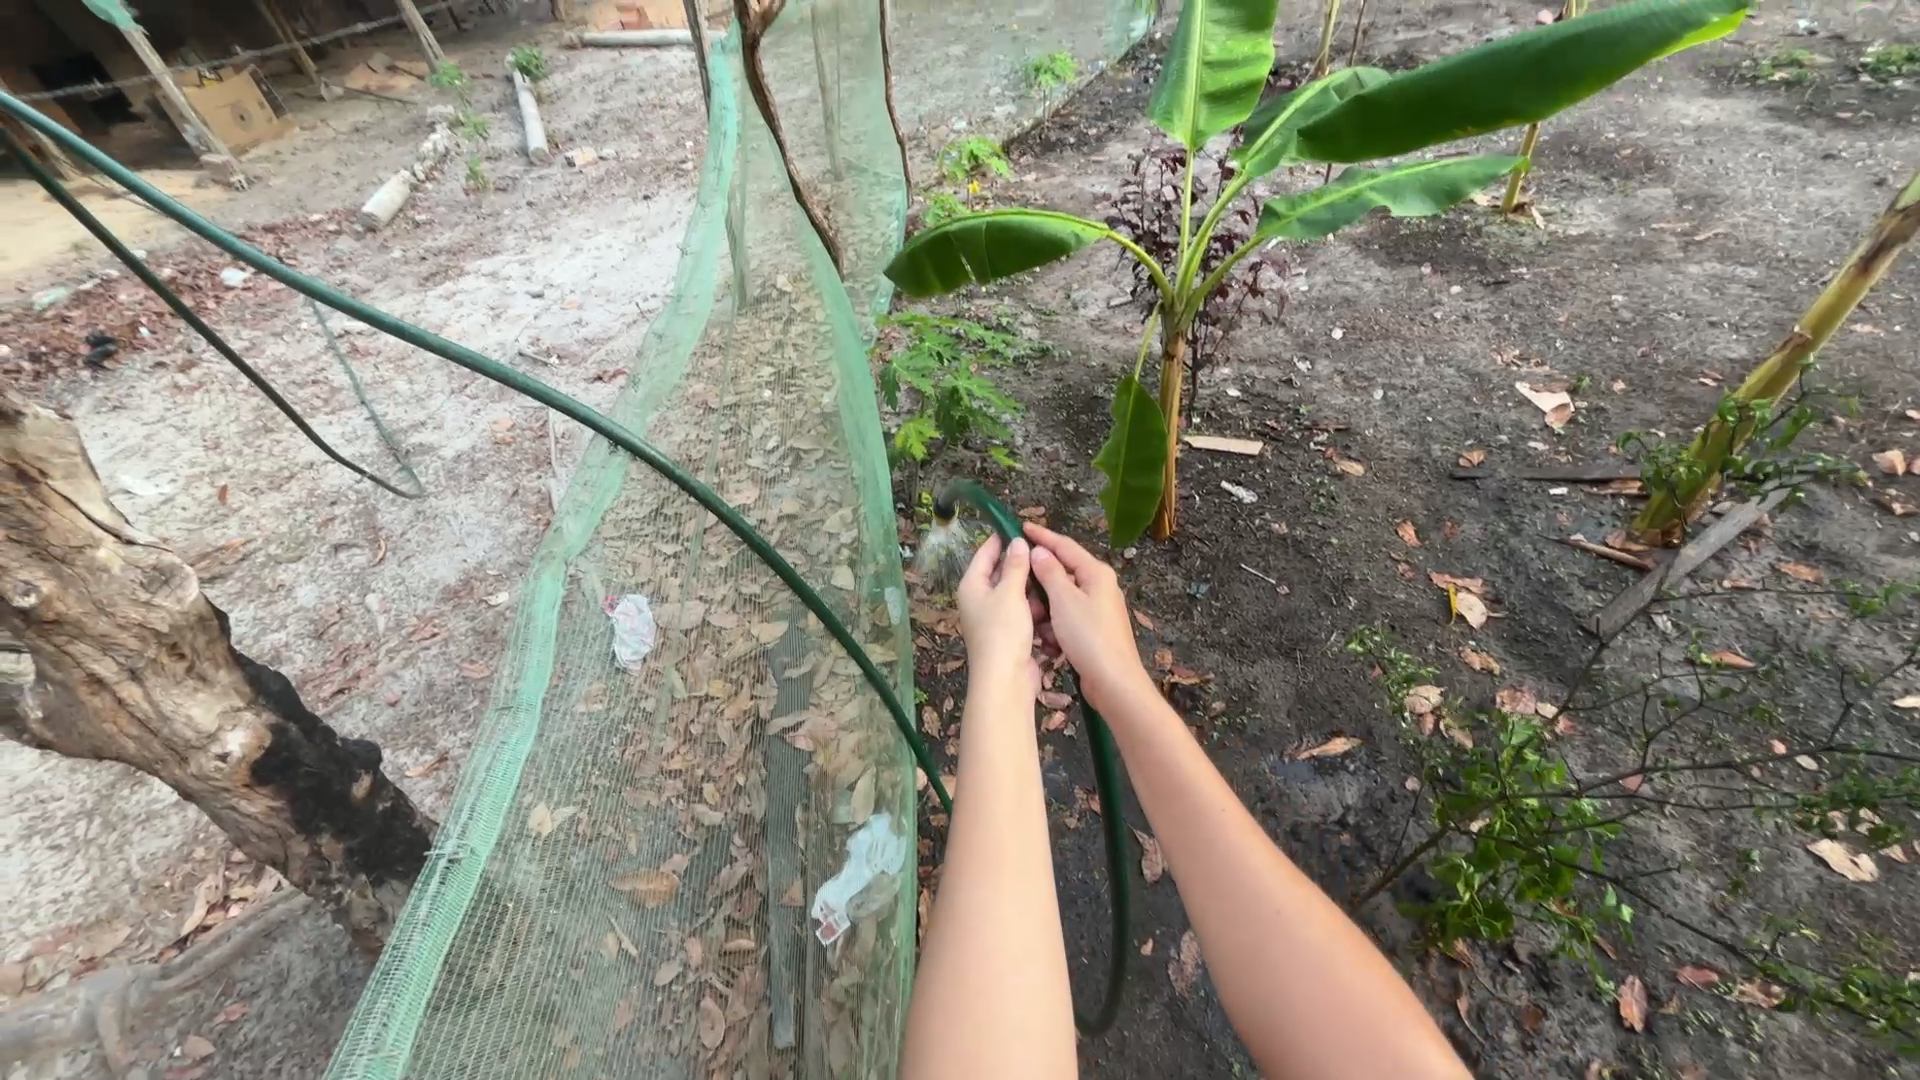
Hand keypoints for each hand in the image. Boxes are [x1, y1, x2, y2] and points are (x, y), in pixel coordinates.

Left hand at [956, 535, 1040, 696]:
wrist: (1005, 679)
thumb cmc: (1002, 631)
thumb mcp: (1010, 592)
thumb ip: (1016, 566)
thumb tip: (1017, 542)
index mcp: (972, 585)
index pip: (985, 553)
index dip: (1002, 539)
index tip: (1022, 527)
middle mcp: (980, 600)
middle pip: (1003, 574)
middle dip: (1024, 566)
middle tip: (1046, 554)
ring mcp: (995, 618)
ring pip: (1017, 594)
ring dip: (1033, 590)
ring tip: (1053, 579)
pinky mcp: (1010, 634)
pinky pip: (1024, 613)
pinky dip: (1036, 610)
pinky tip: (1052, 606)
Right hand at [1023, 523, 1153, 712]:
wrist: (1113, 681)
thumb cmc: (1089, 636)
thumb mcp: (1064, 600)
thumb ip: (1050, 572)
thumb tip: (1039, 550)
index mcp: (1095, 573)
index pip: (1065, 546)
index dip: (1042, 536)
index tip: (1021, 526)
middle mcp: (1099, 586)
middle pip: (1062, 573)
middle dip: (1039, 581)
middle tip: (1018, 583)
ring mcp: (1097, 608)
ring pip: (1061, 598)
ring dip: (1045, 609)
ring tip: (1033, 621)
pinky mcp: (1092, 629)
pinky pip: (1066, 618)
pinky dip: (1054, 626)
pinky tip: (1047, 641)